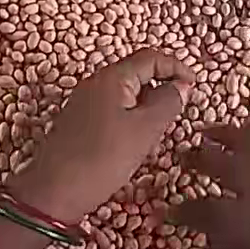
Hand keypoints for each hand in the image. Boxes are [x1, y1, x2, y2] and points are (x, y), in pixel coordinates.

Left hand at [8, 49, 196, 222]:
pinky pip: (113, 108)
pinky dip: (131, 116)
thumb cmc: (103, 158)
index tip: (195, 85)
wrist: (54, 191)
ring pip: (125, 92)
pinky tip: (137, 140)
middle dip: (162, 85)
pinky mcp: (79, 121)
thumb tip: (181, 85)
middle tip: (181, 108)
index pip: (150, 57)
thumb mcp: (144, 130)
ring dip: (147, 103)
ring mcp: (84, 101)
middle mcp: (95, 82)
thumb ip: (167, 103)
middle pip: (137, 72)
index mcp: (112, 77)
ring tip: (161, 128)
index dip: (176, 66)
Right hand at [175, 123, 249, 248]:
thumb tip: (210, 231)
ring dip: (221, 135)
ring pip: (244, 135)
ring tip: (207, 135)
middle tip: (181, 160)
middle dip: (194, 159)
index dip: (181, 211)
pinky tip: (248, 139)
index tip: (169, 213)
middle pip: (217, 161)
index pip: (203, 208)